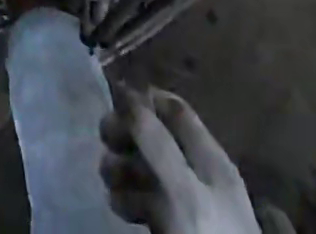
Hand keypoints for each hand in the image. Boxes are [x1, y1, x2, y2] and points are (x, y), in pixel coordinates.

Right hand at [102, 87, 285, 233]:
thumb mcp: (182, 191)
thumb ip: (156, 142)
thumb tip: (126, 94)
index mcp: (210, 157)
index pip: (174, 109)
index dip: (143, 100)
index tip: (113, 104)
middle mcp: (198, 173)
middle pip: (154, 136)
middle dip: (125, 135)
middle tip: (105, 141)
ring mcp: (185, 202)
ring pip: (144, 168)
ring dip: (120, 168)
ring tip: (110, 182)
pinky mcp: (172, 226)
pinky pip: (143, 199)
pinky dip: (127, 198)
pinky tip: (121, 211)